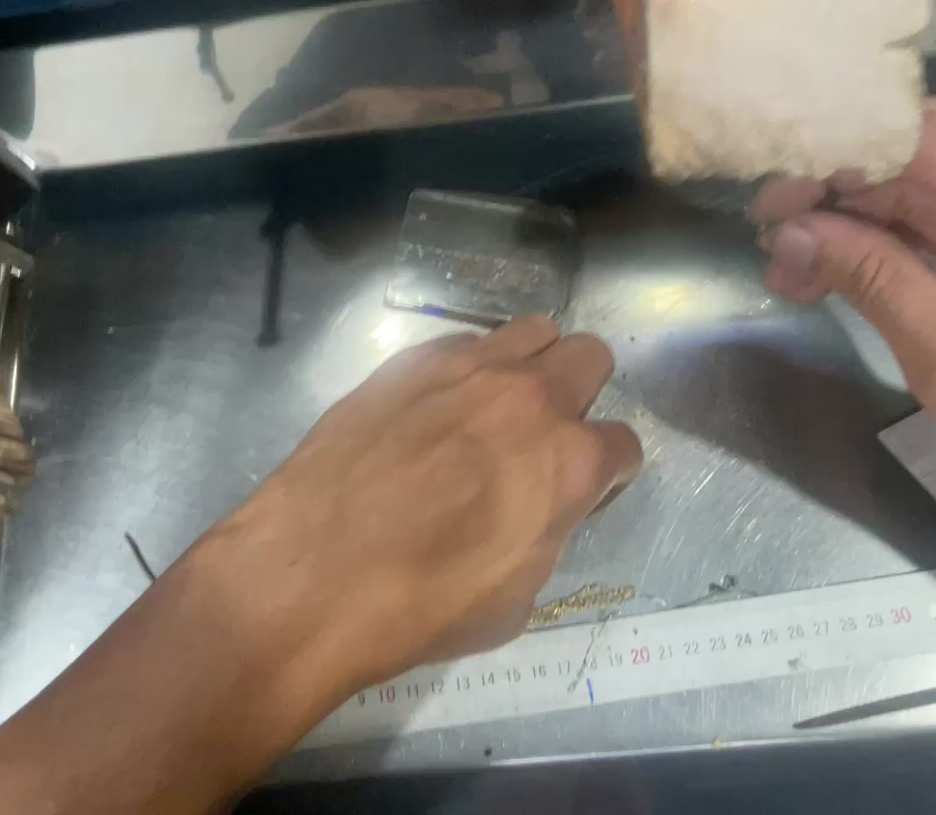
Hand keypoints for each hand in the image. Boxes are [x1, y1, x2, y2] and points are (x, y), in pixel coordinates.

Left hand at [185, 316, 641, 693]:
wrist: (311, 573)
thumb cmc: (420, 606)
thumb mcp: (517, 595)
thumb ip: (548, 526)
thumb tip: (543, 500)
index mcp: (570, 460)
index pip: (624, 444)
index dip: (609, 471)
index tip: (586, 485)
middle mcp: (528, 397)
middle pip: (590, 356)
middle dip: (581, 392)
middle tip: (547, 431)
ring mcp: (467, 366)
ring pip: (532, 330)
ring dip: (529, 364)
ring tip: (495, 405)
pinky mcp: (411, 358)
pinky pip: (464, 342)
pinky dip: (468, 368)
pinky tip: (435, 407)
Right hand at [753, 98, 935, 534]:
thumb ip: (877, 283)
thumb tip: (786, 233)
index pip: (934, 139)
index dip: (838, 158)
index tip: (767, 201)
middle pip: (929, 144)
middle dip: (838, 184)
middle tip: (766, 229)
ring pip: (927, 173)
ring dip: (852, 213)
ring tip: (786, 258)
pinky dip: (885, 234)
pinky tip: (828, 263)